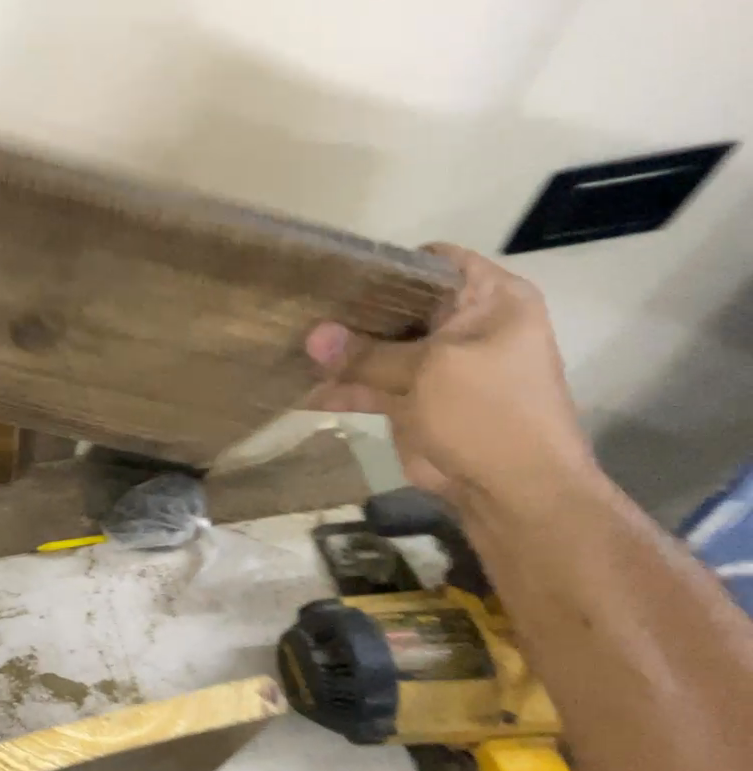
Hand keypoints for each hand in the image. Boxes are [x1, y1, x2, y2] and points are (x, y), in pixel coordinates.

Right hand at [304, 243, 598, 514]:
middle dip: (349, 310)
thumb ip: (368, 354)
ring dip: (336, 351)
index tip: (333, 273)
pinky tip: (295, 387)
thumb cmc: (488, 410)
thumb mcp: (430, 370)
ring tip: (285, 344)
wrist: (509, 484)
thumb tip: (312, 336)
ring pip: (375, 347)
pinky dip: (336, 387)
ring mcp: (433, 364)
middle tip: (295, 307)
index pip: (433, 262)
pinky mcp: (410, 399)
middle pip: (396, 305)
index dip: (386, 264)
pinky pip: (365, 384)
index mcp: (488, 300)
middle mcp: (460, 325)